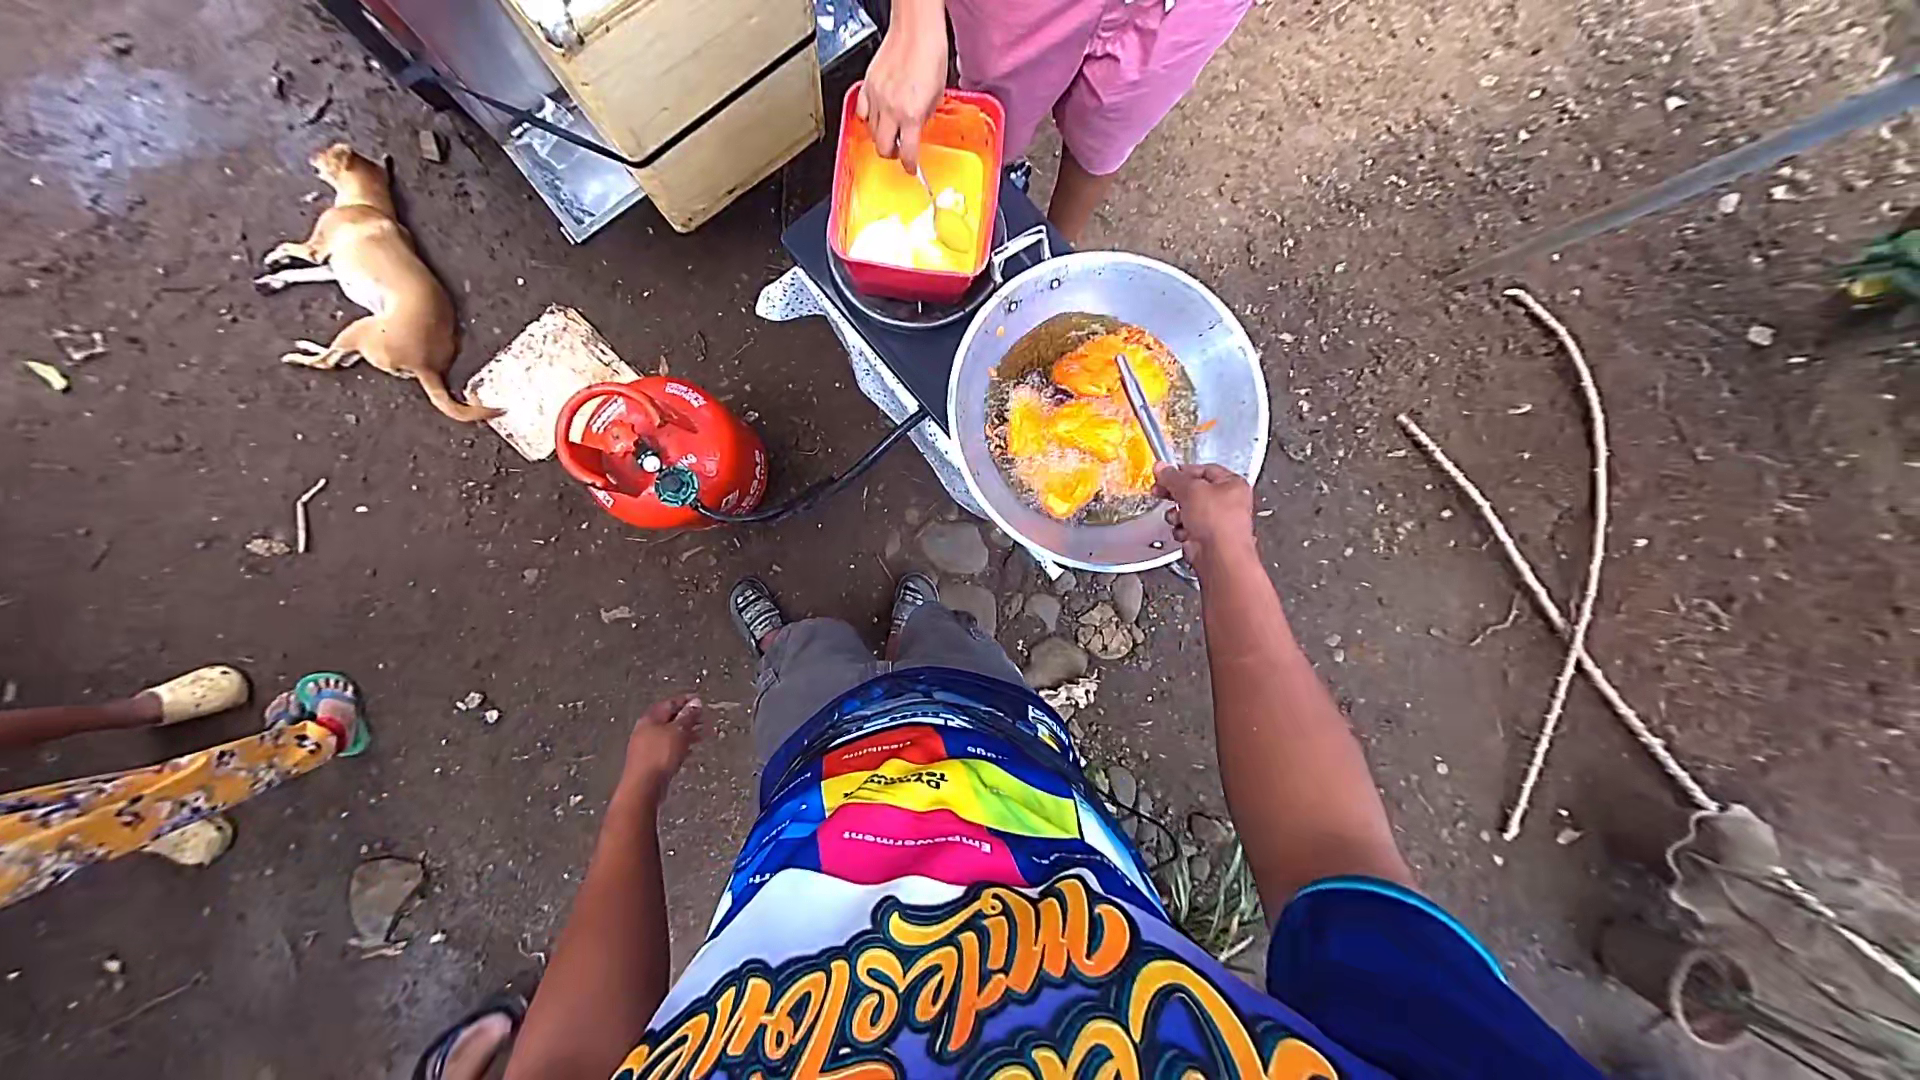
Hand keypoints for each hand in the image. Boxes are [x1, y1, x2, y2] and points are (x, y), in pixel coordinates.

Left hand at [616, 695, 703, 804]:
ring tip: (703, 734)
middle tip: (705, 718)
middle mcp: (646, 730)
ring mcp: (646, 746)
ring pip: (670, 734)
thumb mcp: (679, 731)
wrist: (644, 786)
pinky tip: (689, 750)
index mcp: (651, 718)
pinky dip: (680, 745)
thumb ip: (688, 716)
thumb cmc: (661, 754)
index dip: (687, 701)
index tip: (701, 701)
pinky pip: (668, 747)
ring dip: (686, 732)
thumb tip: (695, 703)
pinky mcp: (650, 761)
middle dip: (688, 718)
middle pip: (670, 718)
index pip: (670, 703)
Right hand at [857, 4, 947, 173]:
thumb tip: (917, 130)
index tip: (911, 168)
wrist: (916, 28)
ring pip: (871, 133)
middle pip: (884, 148)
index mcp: (911, 115)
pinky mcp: (868, 85)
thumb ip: (924, 117)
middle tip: (898, 151)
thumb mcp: (936, 96)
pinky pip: (861, 111)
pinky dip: (867, 118)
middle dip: (892, 155)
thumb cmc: (930, 54)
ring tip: (889, 133)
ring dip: (880, 137)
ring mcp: (877, 97)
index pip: (908, 154)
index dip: (910, 166)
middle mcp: (892, 110)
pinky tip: (875, 117)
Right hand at [1154, 463, 1257, 571]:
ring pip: (1187, 510)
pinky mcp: (1206, 537)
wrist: (1218, 556)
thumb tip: (1162, 468)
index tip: (1165, 473)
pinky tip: (1184, 532)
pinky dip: (1181, 530)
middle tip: (1160, 491)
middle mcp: (1227, 502)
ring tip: (1178, 517)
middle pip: (1194, 491)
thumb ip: (1173, 478)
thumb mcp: (1190, 490)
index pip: (1203, 470)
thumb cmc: (1218, 523)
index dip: (1182, 471)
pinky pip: (1186, 528)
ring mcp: (1217, 521)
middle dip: (1175, 494)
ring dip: (1177, 514)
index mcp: (1232, 484)